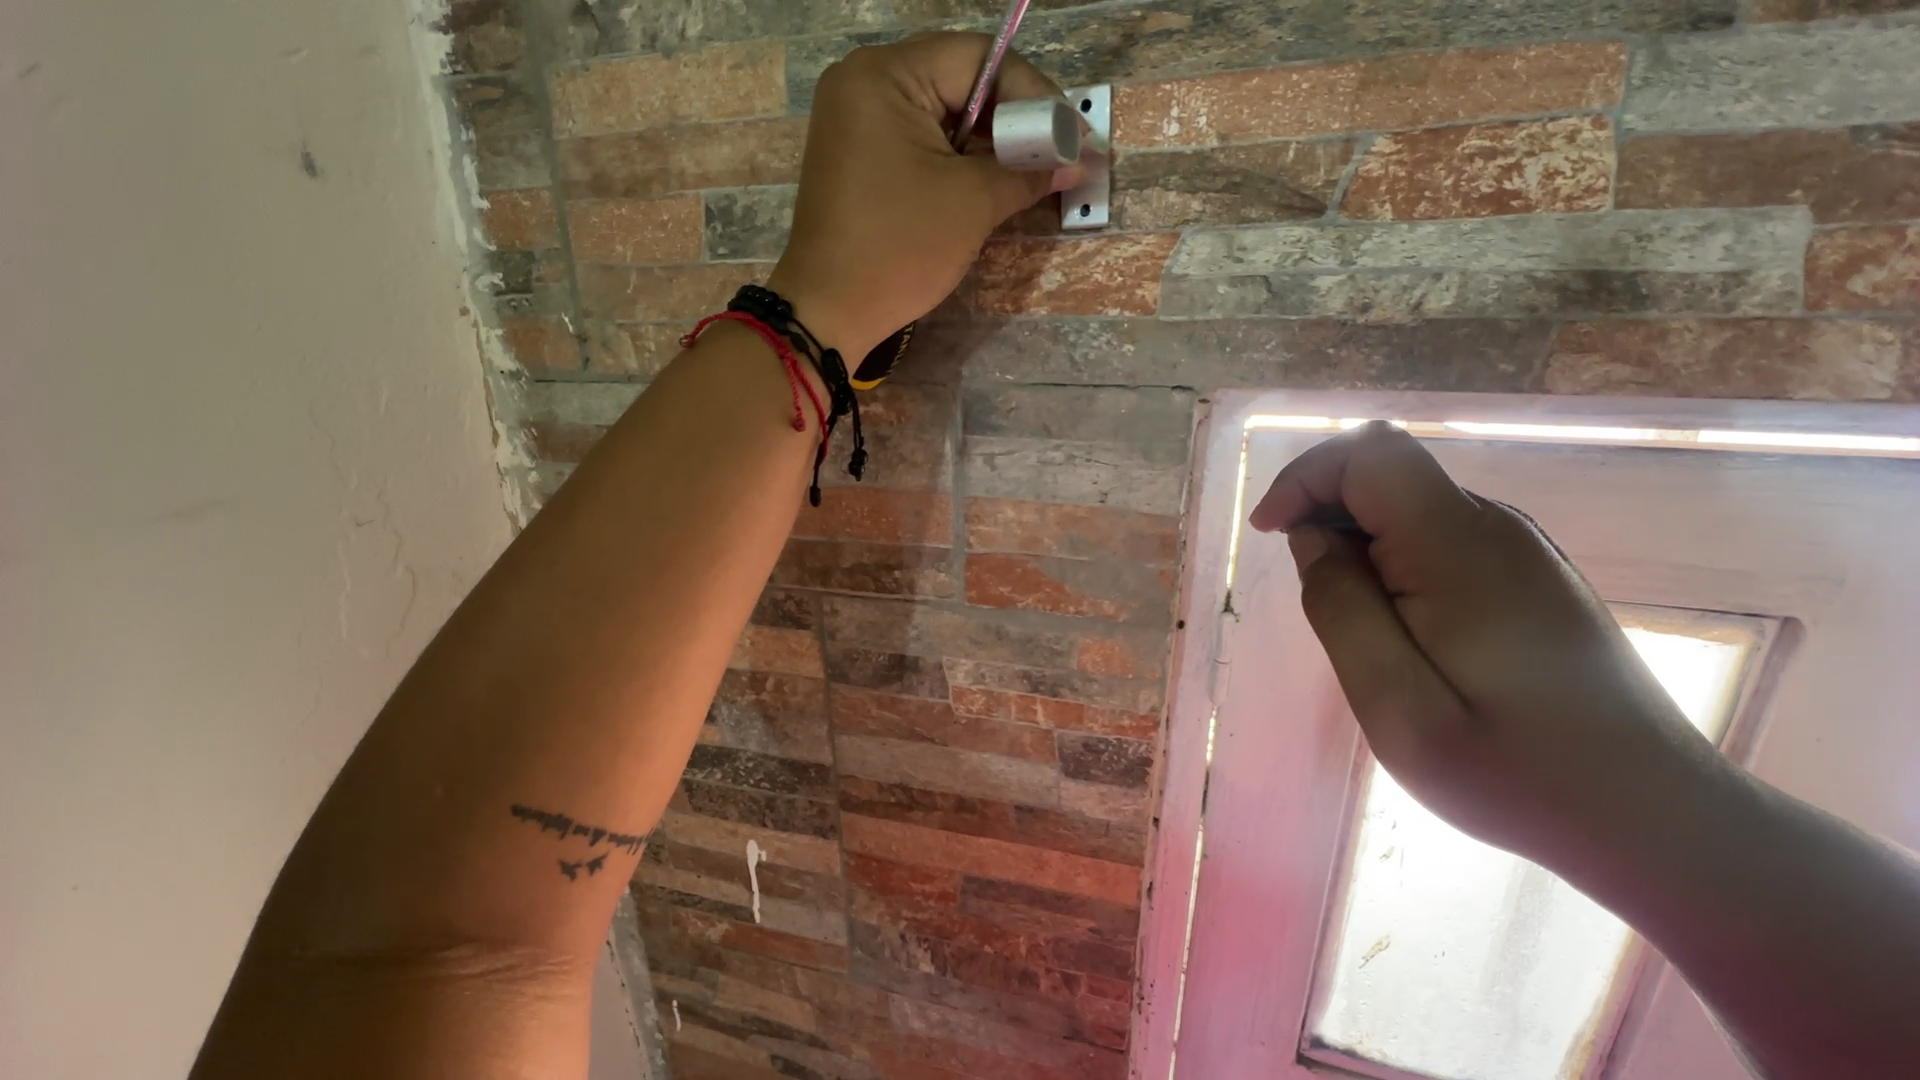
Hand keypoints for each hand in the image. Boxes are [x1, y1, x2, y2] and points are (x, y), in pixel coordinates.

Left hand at [766, 33, 1083, 360]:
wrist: (827, 312)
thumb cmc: (899, 248)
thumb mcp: (972, 204)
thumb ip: (1027, 172)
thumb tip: (1076, 161)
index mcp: (884, 76)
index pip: (979, 60)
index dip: (1034, 93)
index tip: (1070, 134)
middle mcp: (863, 84)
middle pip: (959, 82)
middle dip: (1012, 121)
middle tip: (1057, 154)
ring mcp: (854, 122)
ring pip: (940, 115)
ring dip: (988, 144)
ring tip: (1031, 174)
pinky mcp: (857, 159)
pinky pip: (918, 142)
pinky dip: (956, 160)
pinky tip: (991, 184)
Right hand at [1250, 423, 1732, 876]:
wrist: (1655, 817)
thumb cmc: (1517, 773)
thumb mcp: (1397, 706)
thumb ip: (1341, 610)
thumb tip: (1312, 539)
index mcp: (1458, 548)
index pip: (1370, 453)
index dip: (1305, 477)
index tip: (1270, 535)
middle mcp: (1493, 529)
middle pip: (1386, 473)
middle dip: (1324, 515)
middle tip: (1316, 603)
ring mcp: (1517, 551)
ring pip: (1408, 507)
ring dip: (1358, 546)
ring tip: (1361, 634)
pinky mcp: (1527, 577)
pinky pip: (1436, 538)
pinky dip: (1391, 563)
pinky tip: (1402, 635)